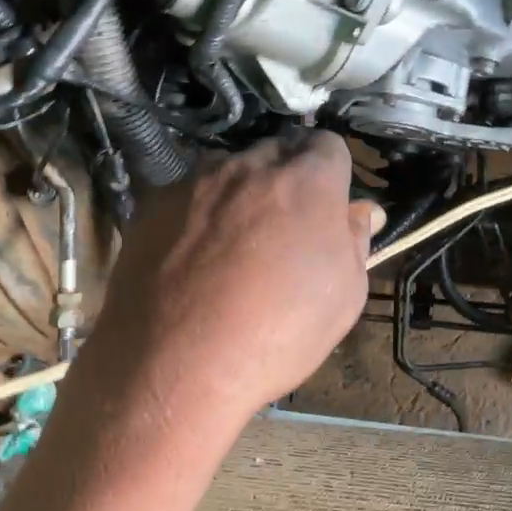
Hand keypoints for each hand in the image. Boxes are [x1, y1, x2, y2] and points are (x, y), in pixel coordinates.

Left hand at [71, 131, 382, 433]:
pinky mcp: (151, 205)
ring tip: (233, 247)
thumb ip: (356, 239)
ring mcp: (194, 182)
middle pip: (276, 153)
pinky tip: (192, 262)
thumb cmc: (281, 332)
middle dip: (286, 180)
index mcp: (307, 178)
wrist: (177, 366)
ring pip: (227, 172)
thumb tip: (360, 211)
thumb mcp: (346, 294)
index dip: (331, 176)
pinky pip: (186, 198)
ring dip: (239, 194)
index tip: (327, 210)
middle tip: (284, 231)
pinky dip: (196, 218)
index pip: (329, 144)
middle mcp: (249, 164)